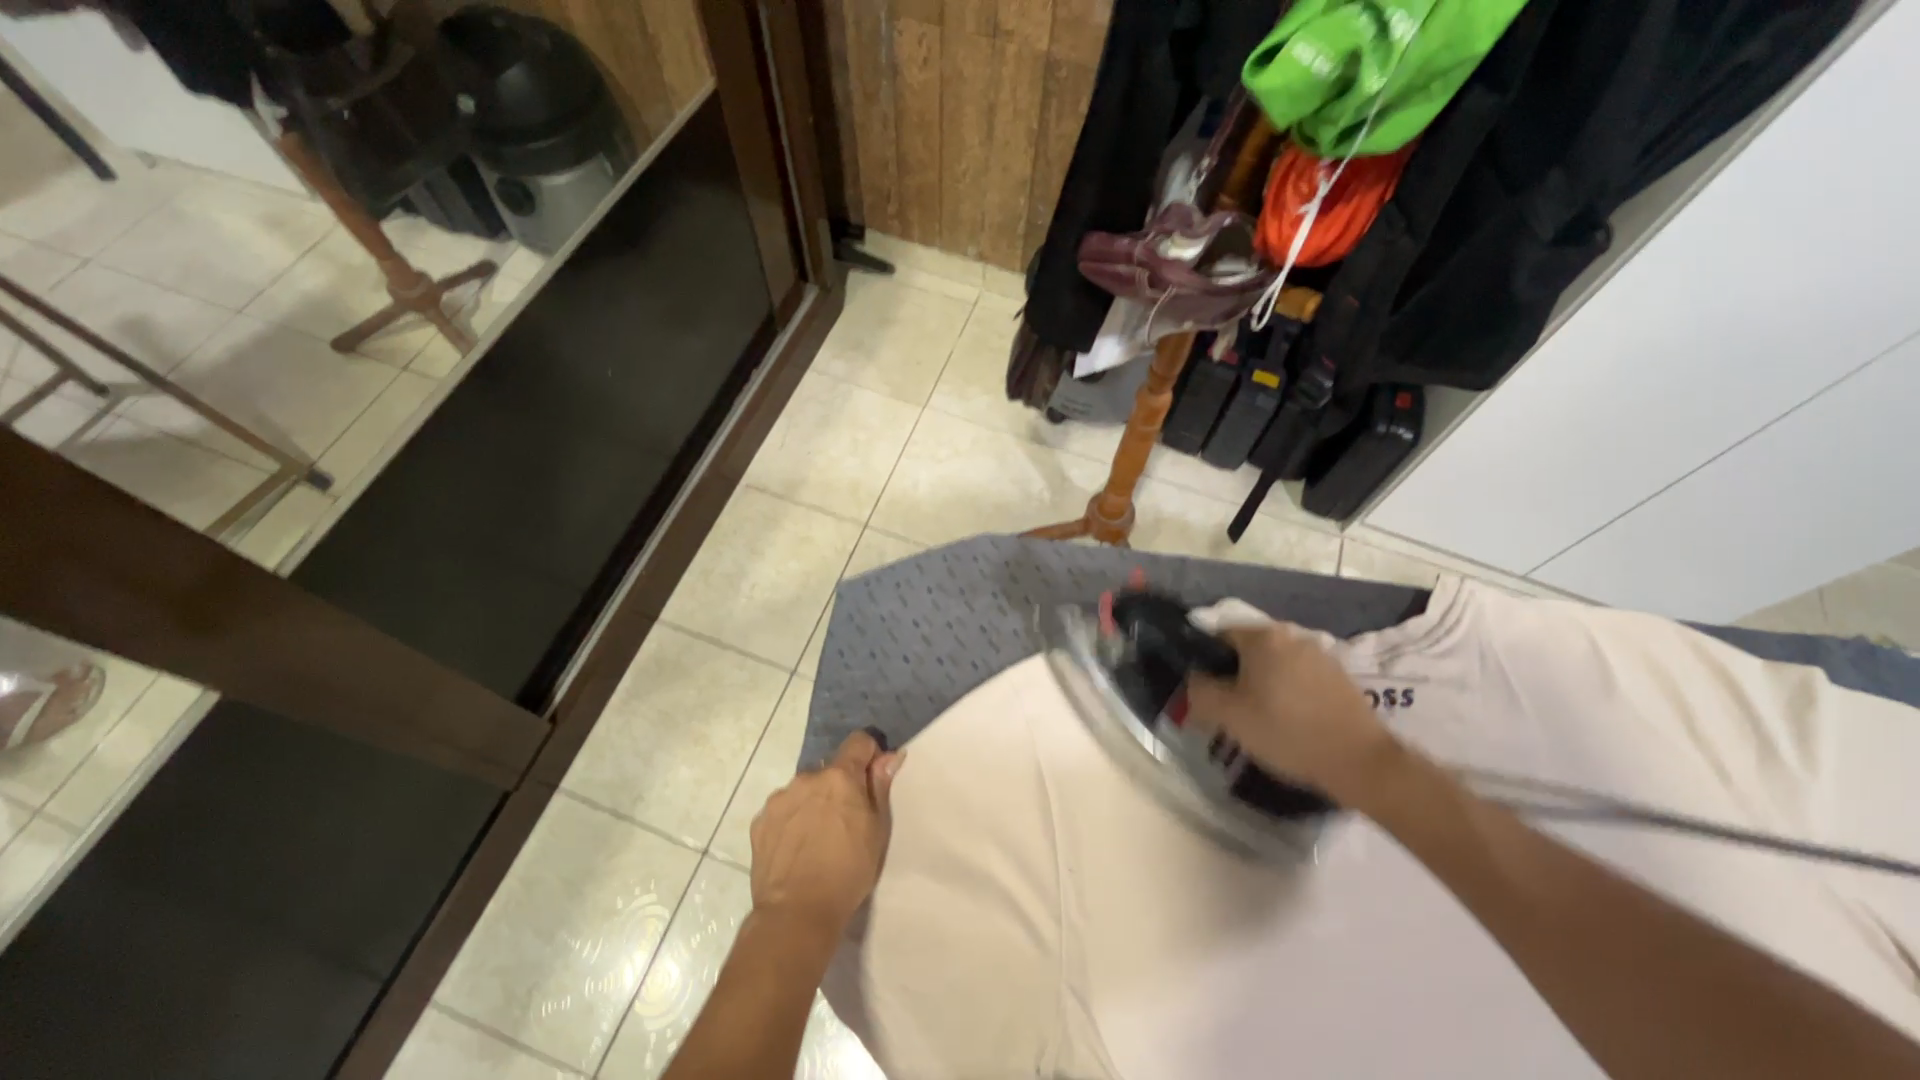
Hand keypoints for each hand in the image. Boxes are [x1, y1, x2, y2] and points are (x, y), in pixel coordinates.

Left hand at [749, 729, 903, 935]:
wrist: (797, 911)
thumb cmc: (848, 871)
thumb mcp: (877, 830)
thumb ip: (880, 787)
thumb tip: (889, 756)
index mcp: (839, 776)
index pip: (858, 742)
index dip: (869, 755)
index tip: (872, 779)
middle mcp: (806, 778)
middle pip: (829, 771)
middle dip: (838, 787)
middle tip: (845, 822)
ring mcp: (779, 799)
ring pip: (803, 790)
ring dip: (813, 803)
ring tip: (817, 840)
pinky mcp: (759, 822)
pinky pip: (782, 811)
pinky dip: (791, 821)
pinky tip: (796, 849)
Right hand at [1186, 622, 1403, 802]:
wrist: (1357, 760)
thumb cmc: (1286, 732)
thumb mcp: (1229, 717)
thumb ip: (1200, 693)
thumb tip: (1193, 681)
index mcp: (1263, 637)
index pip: (1219, 635)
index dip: (1206, 662)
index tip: (1205, 692)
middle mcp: (1292, 636)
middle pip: (1249, 651)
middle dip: (1236, 676)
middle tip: (1230, 711)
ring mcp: (1321, 655)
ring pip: (1276, 666)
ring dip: (1263, 685)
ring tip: (1260, 721)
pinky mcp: (1340, 677)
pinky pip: (1301, 679)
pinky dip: (1290, 694)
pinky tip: (1290, 723)